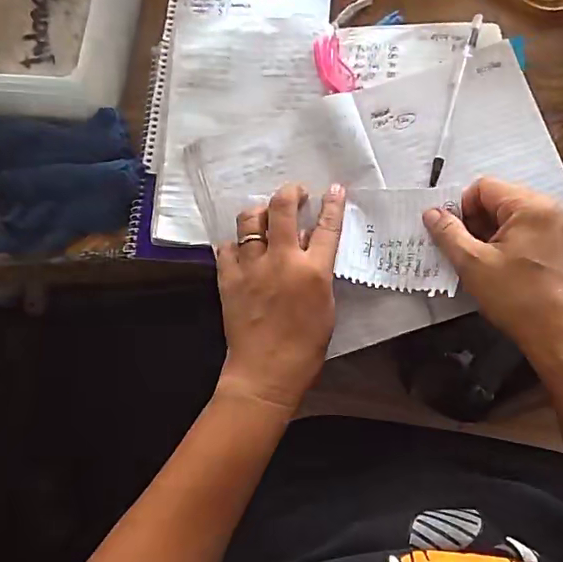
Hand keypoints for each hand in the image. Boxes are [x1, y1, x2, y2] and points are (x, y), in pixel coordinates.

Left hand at [214, 182, 346, 413]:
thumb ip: (318, 273)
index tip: (336, 190)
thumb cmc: (305, 347)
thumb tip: (309, 246)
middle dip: (291, 192)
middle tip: (296, 193)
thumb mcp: (325, 306)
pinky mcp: (228, 278)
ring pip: (249, 220)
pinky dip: (234, 244)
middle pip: (283, 208)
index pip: (327, 227)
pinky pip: (226, 247)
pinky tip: (240, 250)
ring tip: (264, 218)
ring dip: (259, 213)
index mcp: (313, 271)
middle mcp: (282, 260)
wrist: (265, 372)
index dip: (333, 204)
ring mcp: (251, 267)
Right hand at [423, 177, 562, 362]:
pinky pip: (519, 230)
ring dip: (485, 233)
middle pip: (496, 199)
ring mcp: (553, 227)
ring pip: (505, 216)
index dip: (460, 207)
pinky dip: (500, 242)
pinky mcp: (553, 244)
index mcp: (530, 207)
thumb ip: (448, 233)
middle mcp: (547, 210)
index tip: (450, 232)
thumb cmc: (518, 299)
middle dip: (473, 221)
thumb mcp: (472, 263)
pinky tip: (491, 265)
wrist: (555, 334)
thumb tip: (432, 213)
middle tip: (460, 248)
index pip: (483, 187)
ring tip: (476, 260)